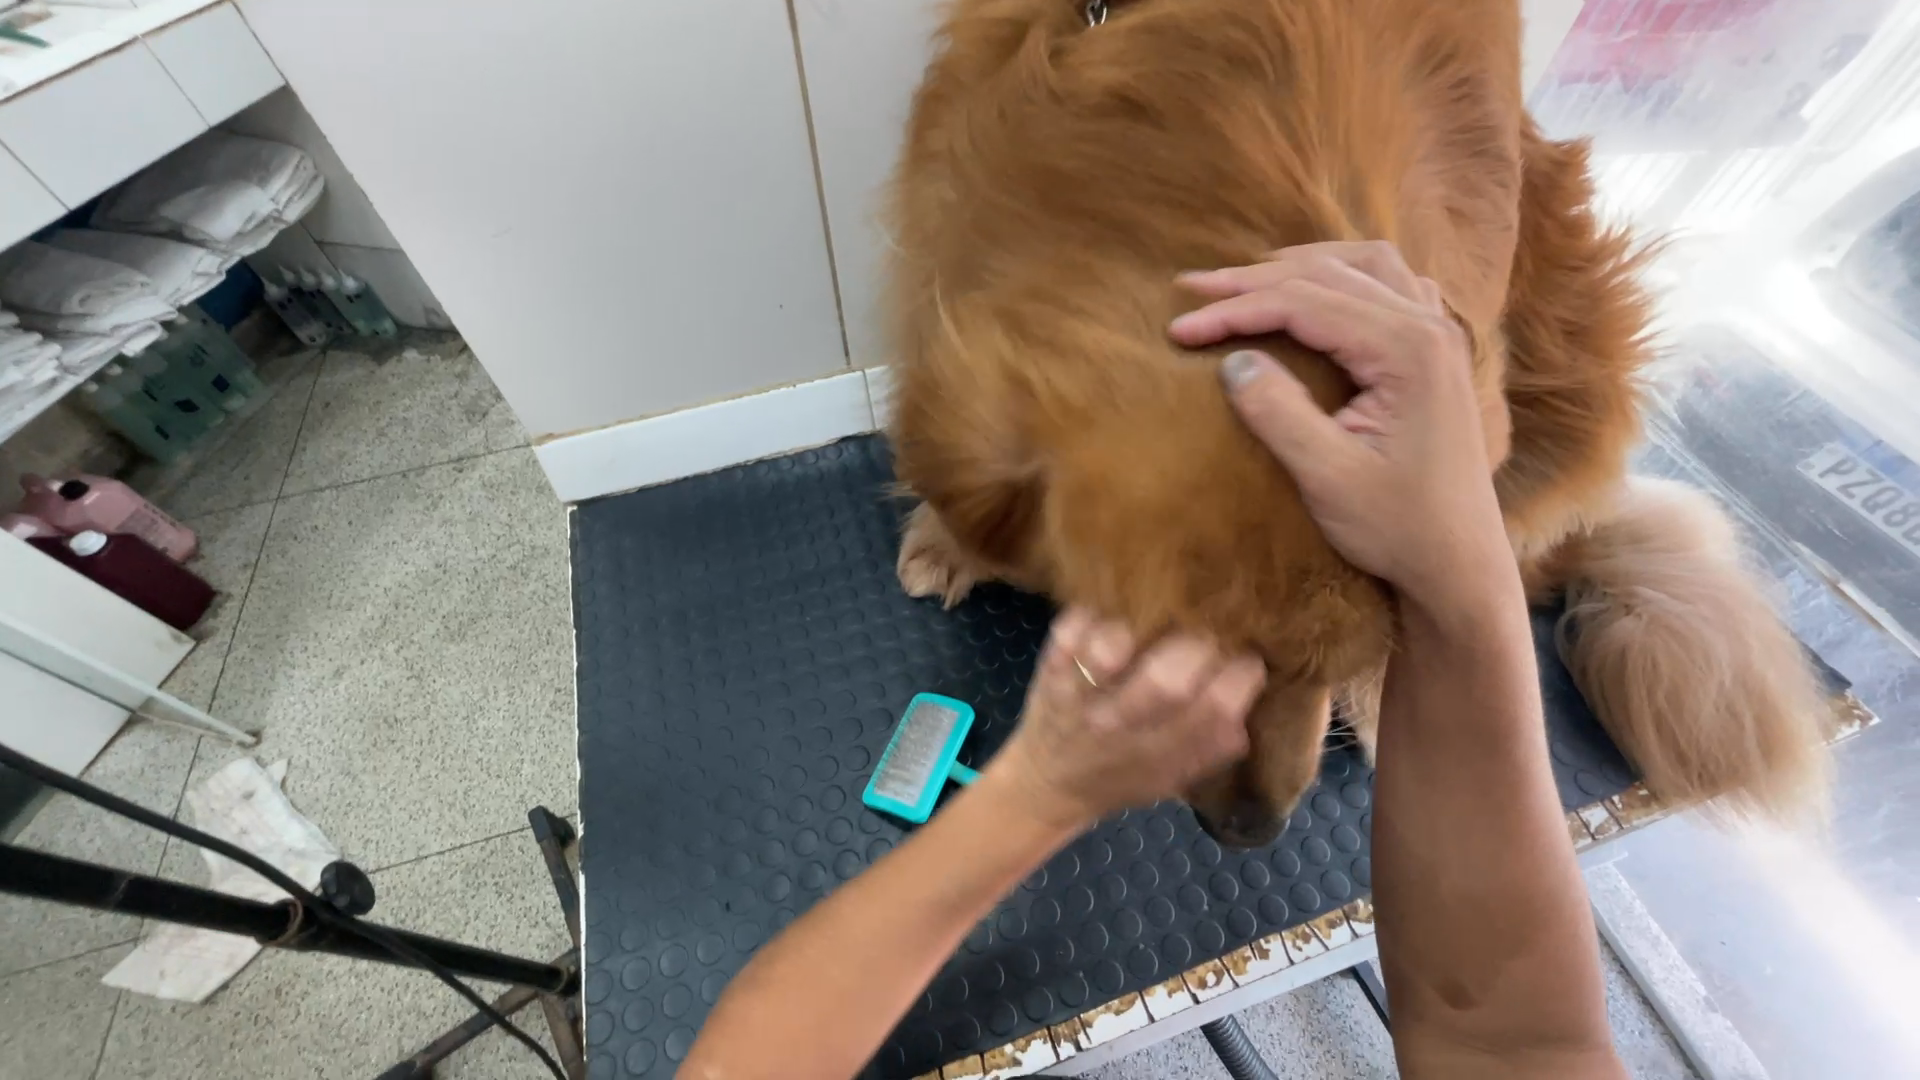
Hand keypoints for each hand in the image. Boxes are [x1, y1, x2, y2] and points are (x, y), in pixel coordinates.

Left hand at [989, 609, 1266, 828]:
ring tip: (1155, 616)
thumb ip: (1216, 742)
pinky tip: (1107, 611)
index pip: (1216, 710)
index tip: (1244, 656)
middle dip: (1196, 645)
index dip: (1240, 675)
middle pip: (1167, 680)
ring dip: (1138, 627)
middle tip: (1201, 631)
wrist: (1049, 783)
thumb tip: (1254, 690)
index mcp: (1163, 754)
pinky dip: (1089, 615)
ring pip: (1109, 651)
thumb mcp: (1176, 775)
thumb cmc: (1121, 775)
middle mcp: (1121, 727)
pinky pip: (1067, 633)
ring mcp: (1080, 697)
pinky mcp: (1050, 671)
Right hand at [1168, 241, 1510, 612]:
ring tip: (1246, 281)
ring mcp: (1438, 337)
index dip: (1234, 311)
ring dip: (1300, 266)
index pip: (1304, 304)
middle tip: (1192, 289)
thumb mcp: (1325, 476)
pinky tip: (1318, 294)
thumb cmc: (1395, 526)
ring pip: (1365, 266)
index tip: (1178, 329)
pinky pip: (1389, 285)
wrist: (1457, 563)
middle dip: (1252, 280)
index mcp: (1407, 350)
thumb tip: (1233, 362)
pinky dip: (1342, 277)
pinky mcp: (1433, 355)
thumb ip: (1277, 413)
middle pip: (1329, 274)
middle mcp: (1428, 327)